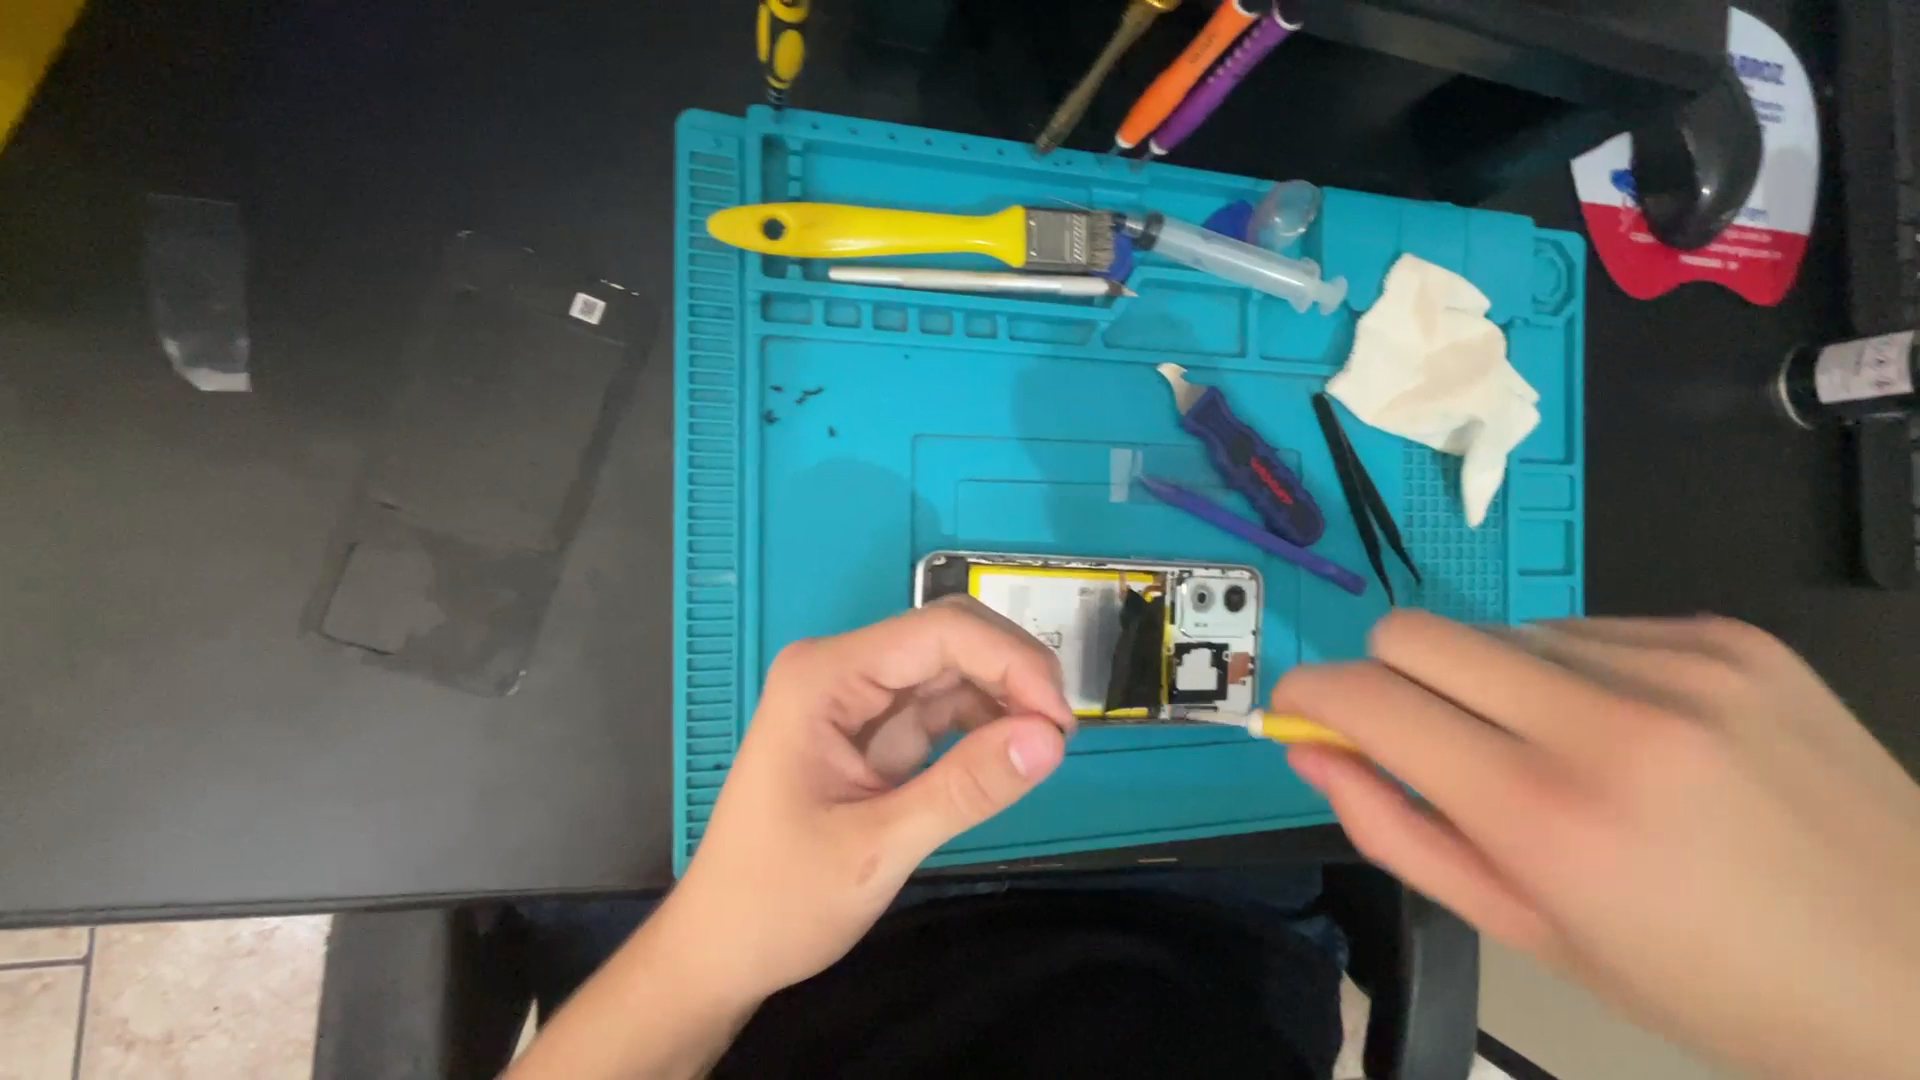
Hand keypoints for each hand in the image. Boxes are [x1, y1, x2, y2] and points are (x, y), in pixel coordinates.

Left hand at [663, 595, 1073, 1003]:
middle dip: (1012, 674)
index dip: (1011, 663)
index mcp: (826, 676)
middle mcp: (842, 669)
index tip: (1060, 724)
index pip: (939, 632)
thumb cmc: (779, 900)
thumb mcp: (879, 847)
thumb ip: (967, 787)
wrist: (719, 949)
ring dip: (1003, 697)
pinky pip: (939, 707)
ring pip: (951, 669)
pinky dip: (981, 723)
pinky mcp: (871, 728)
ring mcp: (855, 697)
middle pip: (948, 639)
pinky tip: (1008, 751)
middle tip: (1059, 735)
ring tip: (1043, 746)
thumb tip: (1052, 740)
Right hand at [1279, 611, 1919, 1079]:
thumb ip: (1393, 828)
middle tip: (1424, 735)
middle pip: (1411, 631)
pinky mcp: (1726, 636)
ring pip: (1494, 631)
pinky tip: (1632, 734)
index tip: (1301, 711)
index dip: (1310, 694)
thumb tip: (1311, 748)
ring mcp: (1677, 663)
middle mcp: (1606, 717)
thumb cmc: (1705, 983)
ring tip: (1557, 750)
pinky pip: (1578, 630)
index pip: (1369, 697)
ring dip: (1487, 682)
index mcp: (1548, 811)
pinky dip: (1568, 674)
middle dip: (1386, 676)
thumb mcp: (1524, 930)